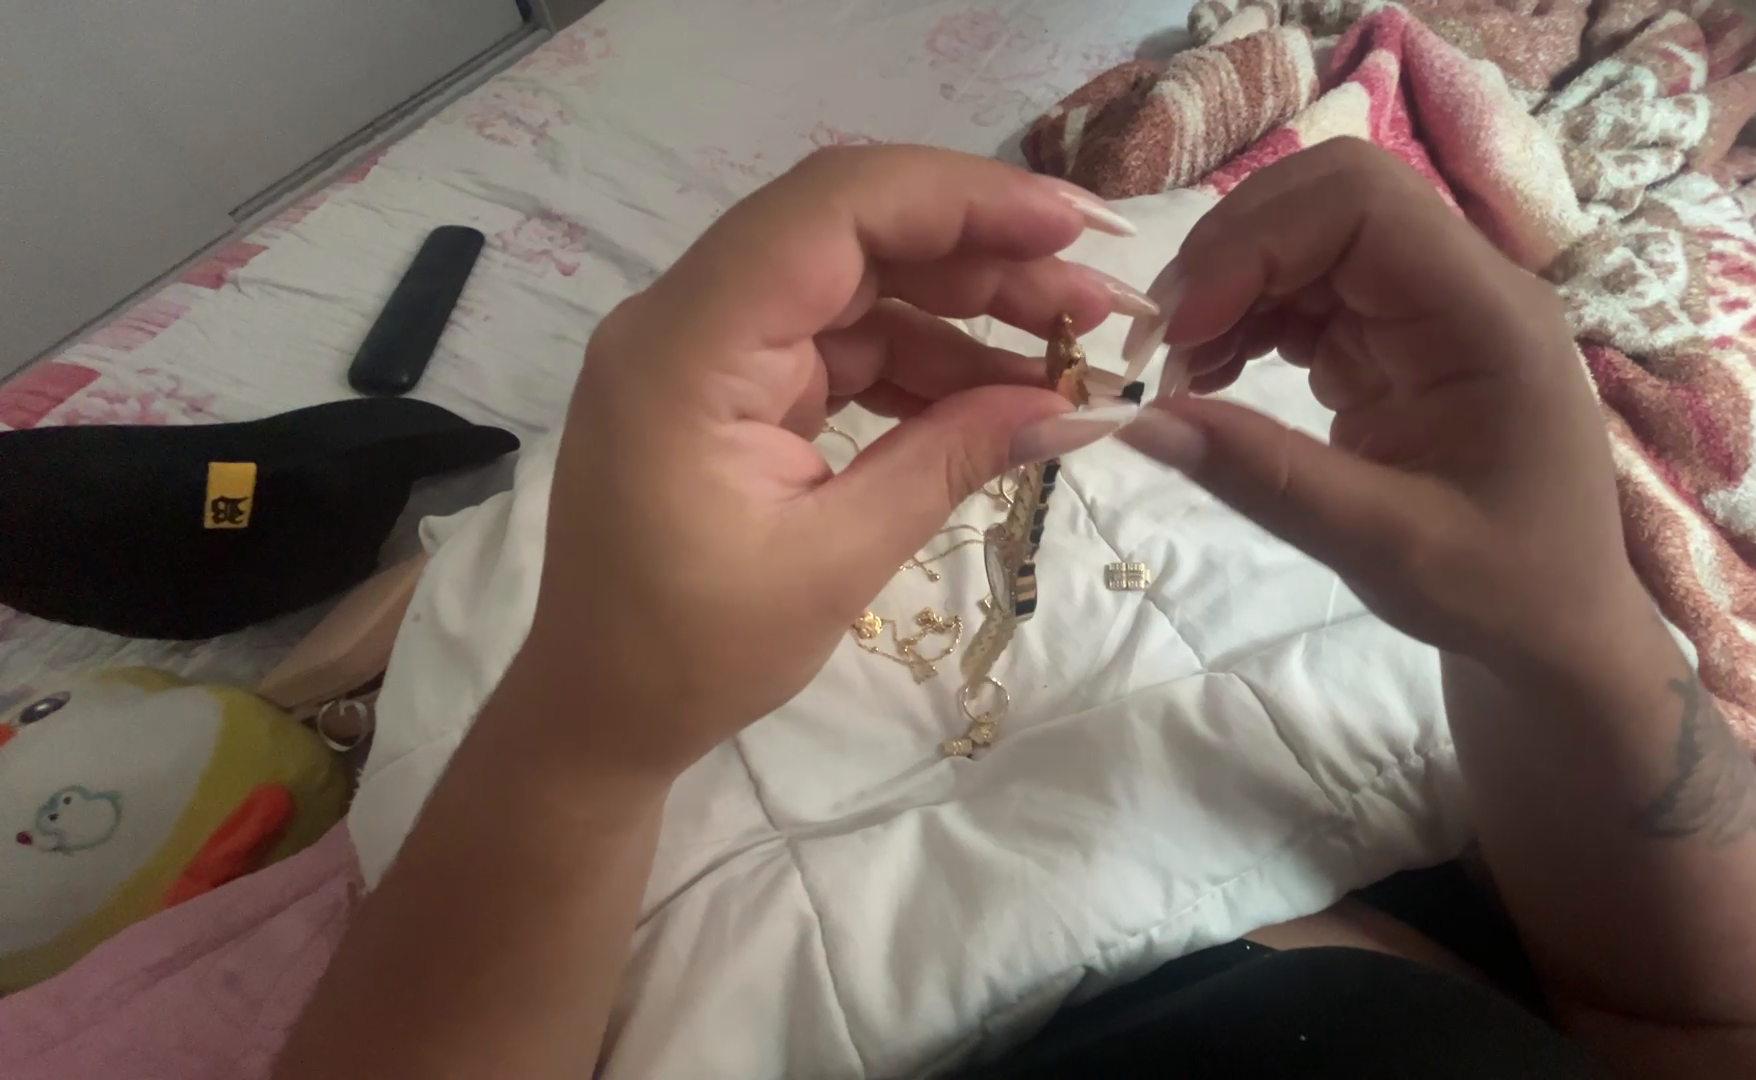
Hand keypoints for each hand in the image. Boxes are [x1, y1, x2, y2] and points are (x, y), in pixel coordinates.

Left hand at [517, 146, 1148, 776]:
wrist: (607, 706)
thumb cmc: (698, 653)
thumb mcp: (838, 561)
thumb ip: (951, 463)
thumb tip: (1074, 410)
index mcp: (688, 349)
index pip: (831, 212)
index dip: (962, 200)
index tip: (1068, 229)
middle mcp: (690, 321)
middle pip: (854, 239)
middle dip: (984, 260)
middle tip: (1094, 302)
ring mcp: (714, 352)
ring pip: (859, 293)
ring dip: (964, 319)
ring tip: (1062, 358)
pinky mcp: (739, 389)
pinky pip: (845, 350)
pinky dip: (922, 370)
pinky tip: (993, 400)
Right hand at [1119, 138, 1643, 671]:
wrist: (1547, 617)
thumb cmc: (1495, 586)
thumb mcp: (1379, 544)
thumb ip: (1261, 477)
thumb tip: (1139, 422)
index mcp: (1484, 316)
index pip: (1361, 204)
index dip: (1252, 246)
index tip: (1178, 333)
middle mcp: (1455, 288)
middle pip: (1324, 201)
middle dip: (1226, 258)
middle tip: (1162, 345)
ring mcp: (1418, 311)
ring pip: (1301, 243)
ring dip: (1224, 293)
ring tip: (1179, 375)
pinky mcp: (1384, 341)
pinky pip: (1297, 298)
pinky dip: (1238, 325)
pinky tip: (1210, 380)